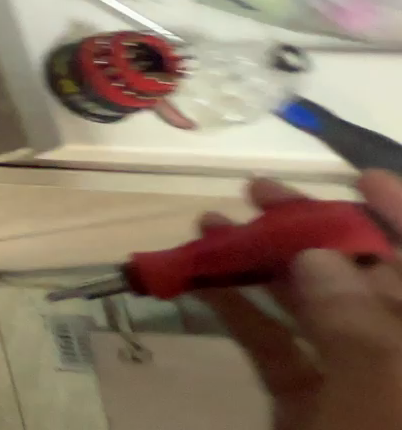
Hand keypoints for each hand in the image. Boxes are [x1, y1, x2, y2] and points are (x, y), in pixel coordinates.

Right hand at [194, 173, 401, 429]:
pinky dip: (240, 308)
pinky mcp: (319, 410)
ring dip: (269, 265)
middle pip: (383, 290)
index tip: (360, 173)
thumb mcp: (386, 403)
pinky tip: (197, 272)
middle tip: (264, 192)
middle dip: (326, 236)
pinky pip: (281, 349)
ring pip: (326, 314)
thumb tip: (323, 257)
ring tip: (212, 219)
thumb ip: (363, 330)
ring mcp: (371, 392)